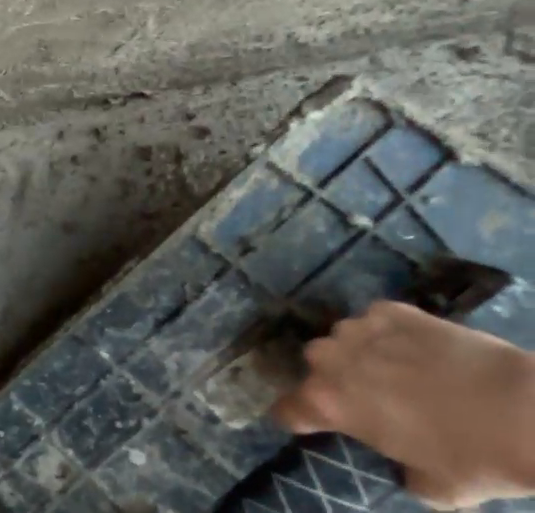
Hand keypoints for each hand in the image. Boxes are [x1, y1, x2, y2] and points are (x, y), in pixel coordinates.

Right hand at [273, 301, 534, 507]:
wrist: (530, 413)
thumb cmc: (476, 457)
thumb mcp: (437, 486)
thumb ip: (400, 468)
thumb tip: (400, 461)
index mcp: (326, 401)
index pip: (287, 410)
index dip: (300, 420)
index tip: (312, 425)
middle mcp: (326, 359)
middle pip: (317, 369)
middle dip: (338, 382)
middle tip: (375, 399)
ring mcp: (355, 328)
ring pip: (346, 343)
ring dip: (363, 356)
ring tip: (404, 372)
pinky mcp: (388, 310)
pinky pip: (378, 323)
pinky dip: (392, 336)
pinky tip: (423, 351)